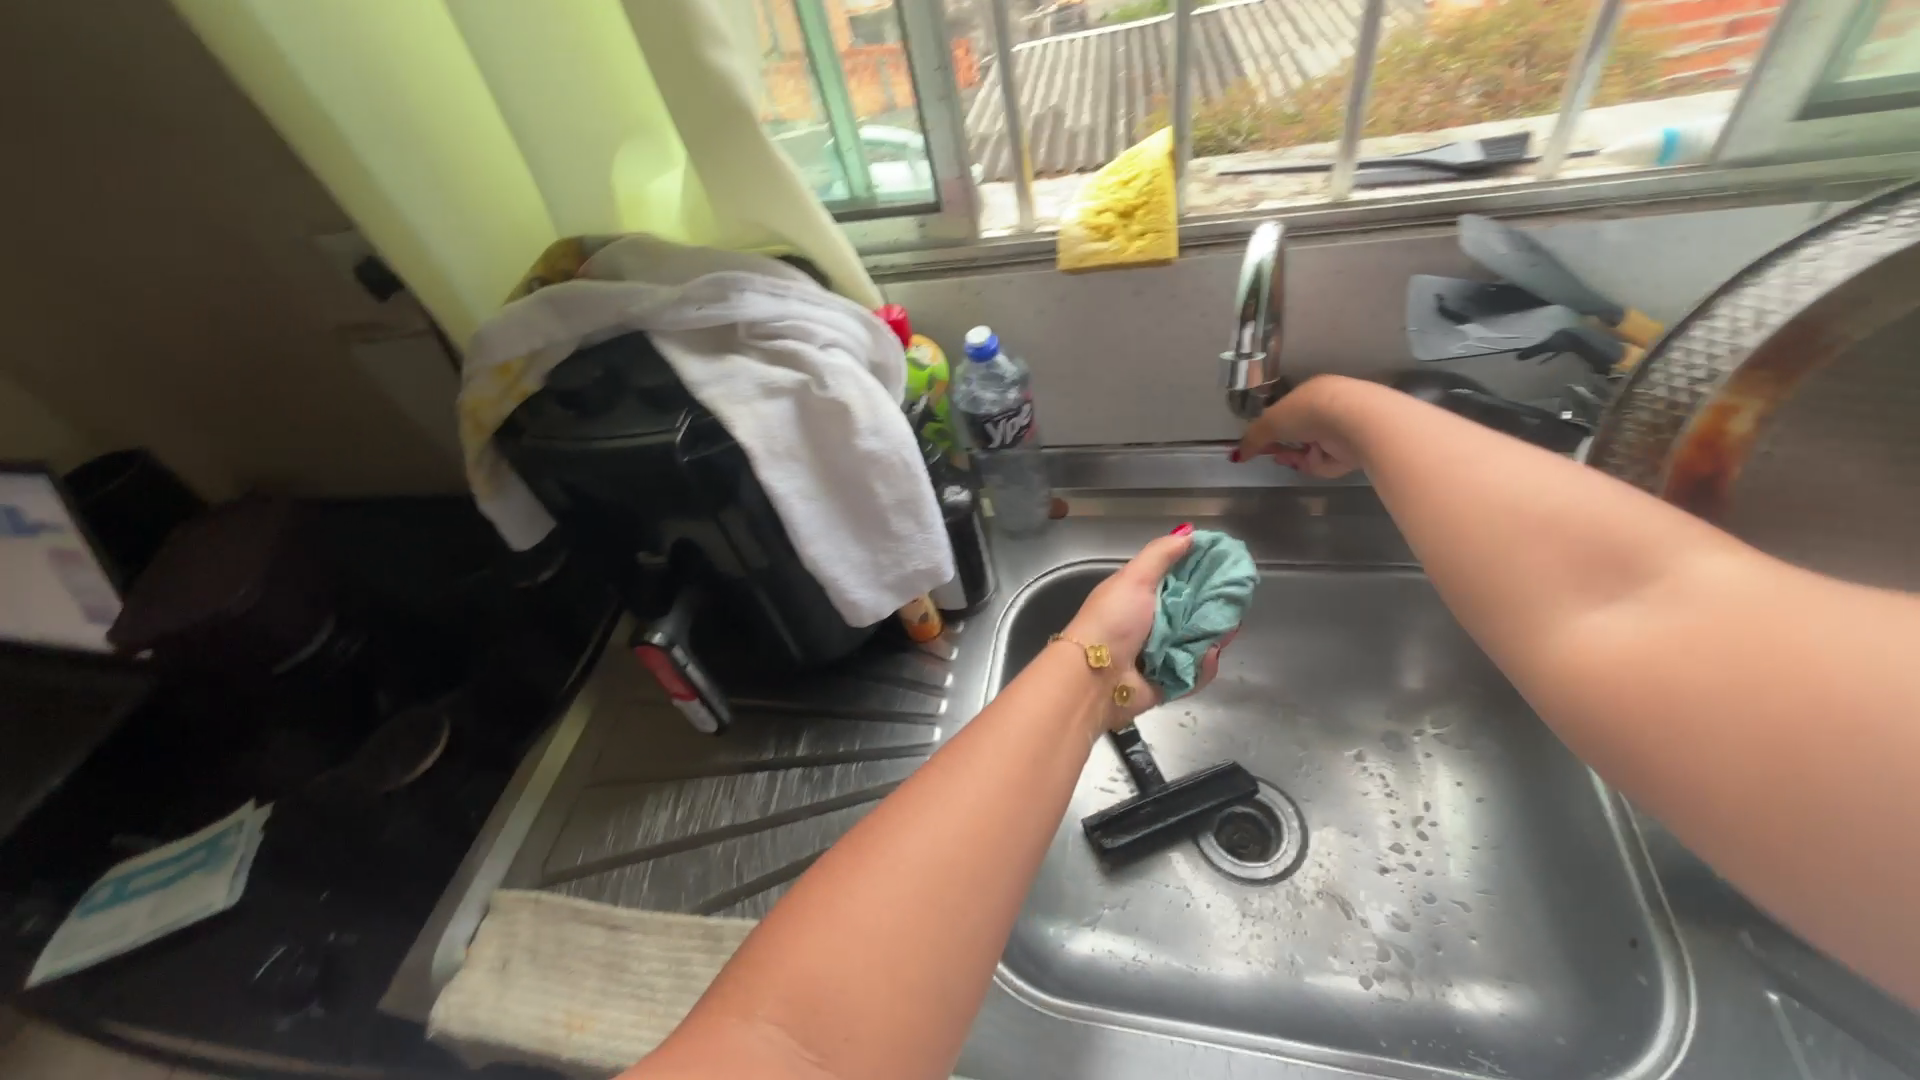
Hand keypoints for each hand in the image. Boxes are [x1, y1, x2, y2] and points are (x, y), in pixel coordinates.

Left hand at [1064, 528, 1231, 727]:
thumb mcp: (1134, 578)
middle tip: (1236, 600)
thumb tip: (1188, 533)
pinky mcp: (1169, 680)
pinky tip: (1208, 655)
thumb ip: (1160, 554)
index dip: (1203, 573)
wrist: (1095, 677)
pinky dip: (1204, 666)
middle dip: (1215, 607)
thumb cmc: (1112, 621)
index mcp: (1141, 596)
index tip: (1228, 566)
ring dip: (1214, 636)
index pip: (1179, 580)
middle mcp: (1152, 623)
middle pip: (1193, 611)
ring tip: (1228, 628)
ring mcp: (1161, 653)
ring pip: (1199, 641)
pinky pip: (1196, 672)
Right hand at [1231, 374, 1364, 478]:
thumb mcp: (1270, 423)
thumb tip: (1238, 455)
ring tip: (1298, 458)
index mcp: (1311, 393)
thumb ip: (1252, 439)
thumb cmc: (1308, 412)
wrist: (1354, 421)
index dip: (1272, 430)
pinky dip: (1321, 464)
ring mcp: (1343, 429)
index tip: (1262, 444)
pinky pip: (1328, 463)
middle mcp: (1329, 408)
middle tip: (1277, 456)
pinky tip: (1320, 459)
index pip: (1287, 413)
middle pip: (1299, 435)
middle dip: (1285, 448)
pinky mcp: (1355, 449)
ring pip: (1312, 451)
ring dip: (1300, 458)